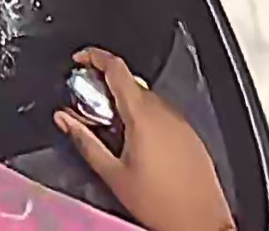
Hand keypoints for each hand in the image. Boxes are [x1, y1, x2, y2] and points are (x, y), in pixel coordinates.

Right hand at [55, 47, 233, 230]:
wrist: (206, 230)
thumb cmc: (160, 205)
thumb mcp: (114, 175)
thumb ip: (85, 140)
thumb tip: (62, 117)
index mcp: (142, 114)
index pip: (116, 67)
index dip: (94, 56)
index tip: (79, 59)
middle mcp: (163, 111)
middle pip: (129, 82)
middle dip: (107, 85)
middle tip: (92, 104)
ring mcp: (181, 122)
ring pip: (146, 97)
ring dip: (126, 101)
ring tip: (114, 127)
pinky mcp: (192, 135)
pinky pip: (162, 112)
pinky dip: (145, 115)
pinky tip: (140, 143)